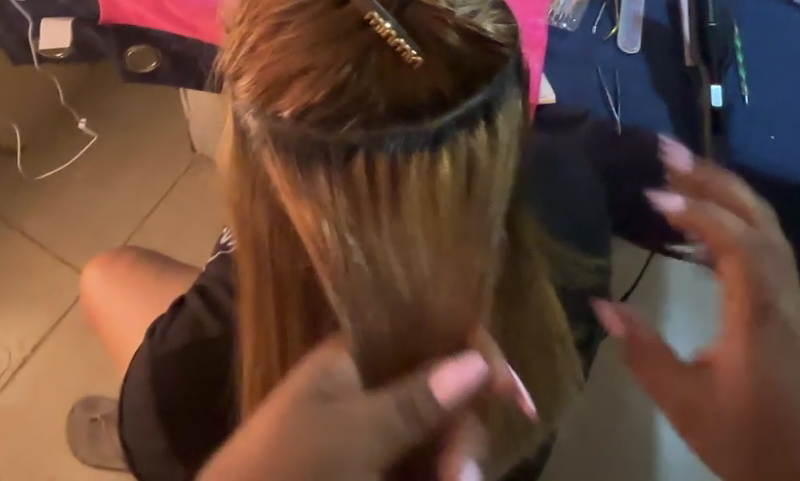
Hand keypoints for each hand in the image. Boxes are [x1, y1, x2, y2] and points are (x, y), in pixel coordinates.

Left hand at [196, 337, 529, 480]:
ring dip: (449, 466)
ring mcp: (371, 434)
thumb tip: (478, 359)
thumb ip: (415, 399)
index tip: (515, 399)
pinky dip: (432, 476)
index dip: (477, 356)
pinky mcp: (373, 470)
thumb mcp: (352, 436)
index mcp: (357, 355)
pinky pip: (420, 465)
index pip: (431, 334)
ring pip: (437, 438)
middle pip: (444, 392)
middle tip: (454, 479)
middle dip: (461, 435)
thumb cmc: (284, 472)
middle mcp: (370, 386)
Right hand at [592, 139, 799, 480]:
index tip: (652, 196)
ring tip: (682, 168)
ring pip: (766, 223)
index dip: (696, 211)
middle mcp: (780, 292)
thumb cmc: (751, 441)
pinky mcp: (790, 304)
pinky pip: (768, 239)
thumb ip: (644, 353)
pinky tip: (707, 217)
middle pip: (756, 216)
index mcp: (758, 313)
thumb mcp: (686, 405)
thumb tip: (602, 304)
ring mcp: (791, 295)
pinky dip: (738, 213)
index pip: (734, 241)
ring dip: (725, 189)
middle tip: (666, 150)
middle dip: (711, 177)